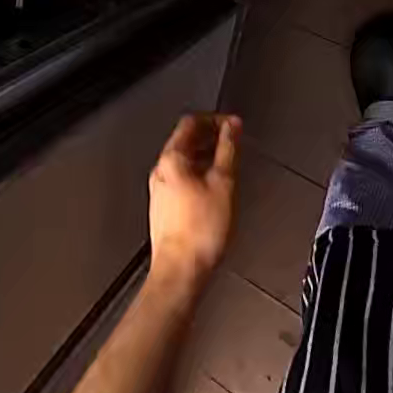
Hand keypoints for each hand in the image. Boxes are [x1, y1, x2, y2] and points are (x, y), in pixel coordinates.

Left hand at [147, 113, 240, 294]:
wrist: (180, 273)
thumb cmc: (199, 233)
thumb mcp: (223, 183)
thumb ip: (228, 150)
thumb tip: (232, 128)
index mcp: (172, 158)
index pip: (191, 122)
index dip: (214, 119)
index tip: (231, 125)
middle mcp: (161, 170)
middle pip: (186, 139)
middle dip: (211, 136)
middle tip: (232, 140)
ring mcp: (161, 189)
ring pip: (184, 159)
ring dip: (206, 154)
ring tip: (228, 162)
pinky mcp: (165, 206)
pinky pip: (182, 178)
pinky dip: (200, 173)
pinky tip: (215, 187)